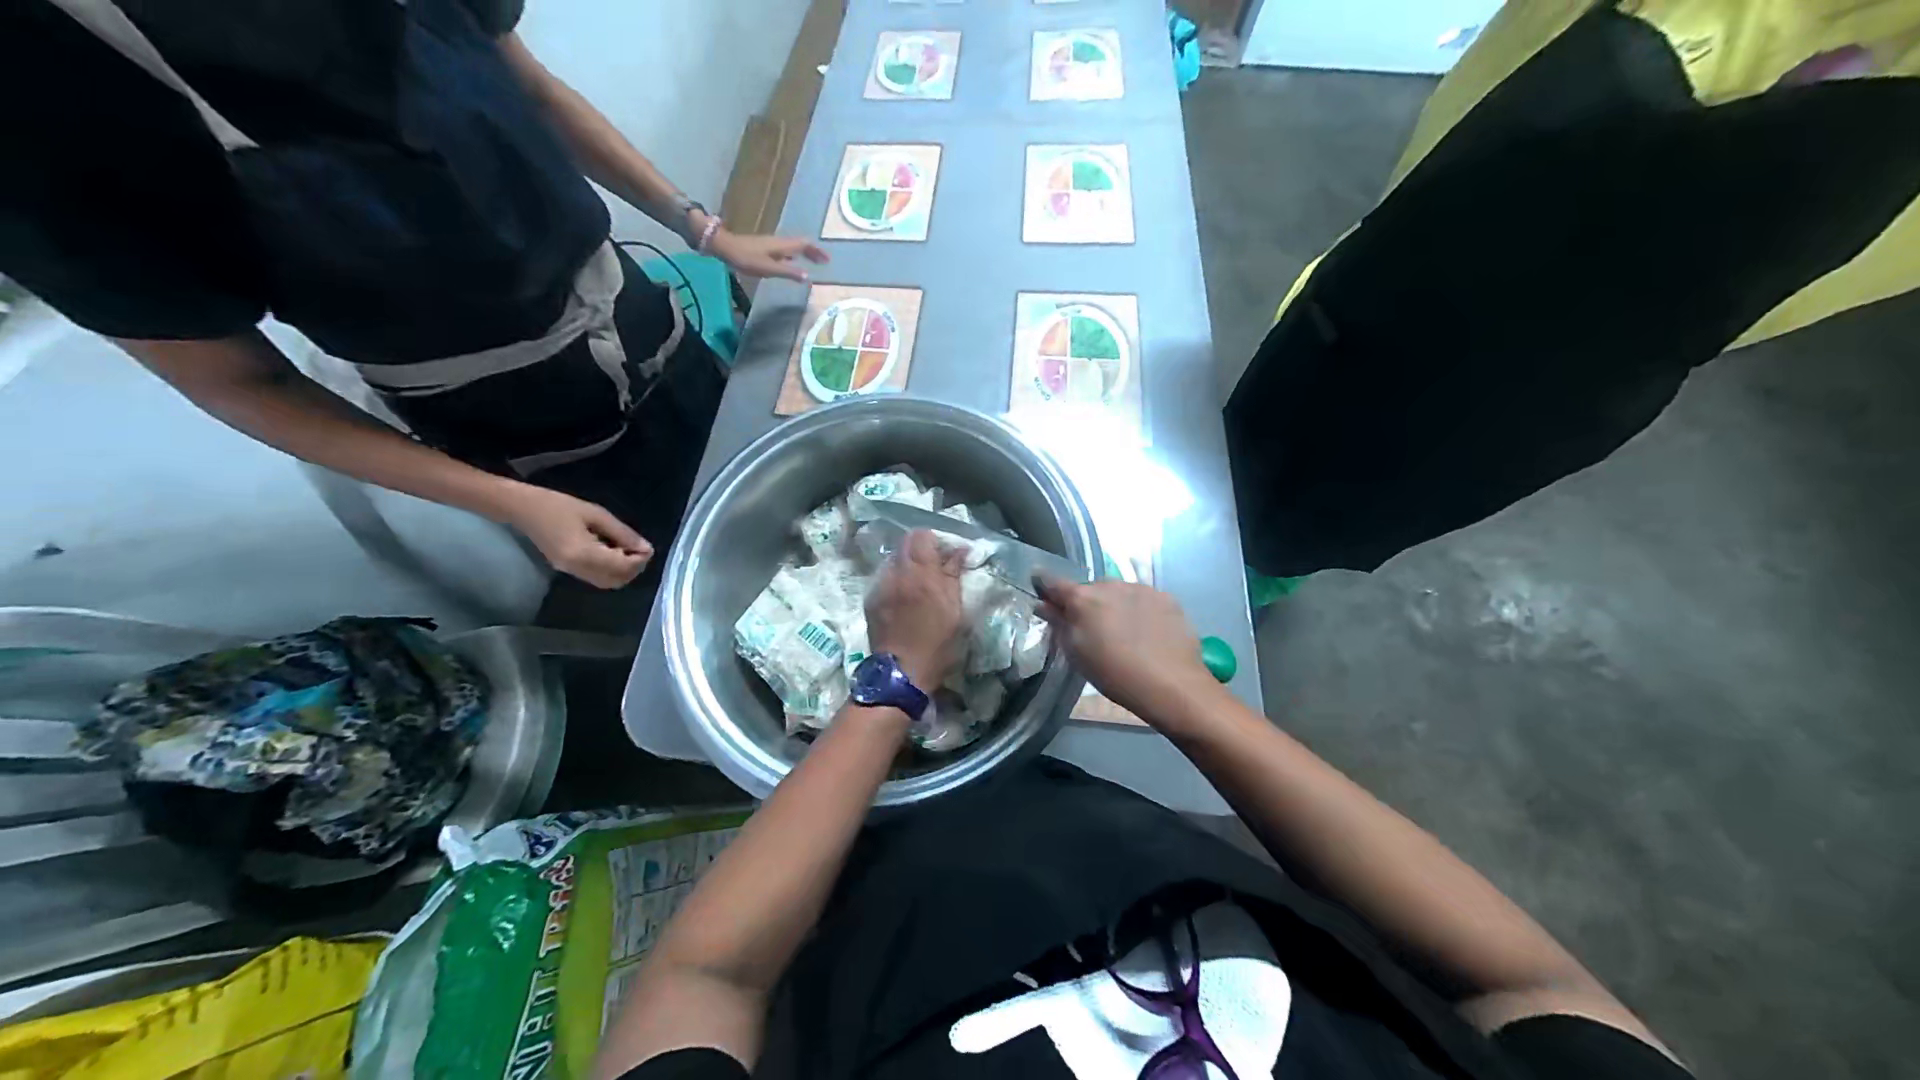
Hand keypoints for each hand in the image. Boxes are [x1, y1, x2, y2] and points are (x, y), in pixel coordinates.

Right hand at [501, 484, 653, 589]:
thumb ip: (622, 533)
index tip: (647, 547)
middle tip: (639, 549)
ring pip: (607, 583)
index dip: (639, 560)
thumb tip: (645, 548)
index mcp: (583, 554)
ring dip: (623, 570)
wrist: (522, 509)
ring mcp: (570, 572)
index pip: (621, 567)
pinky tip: (612, 552)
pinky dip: (611, 570)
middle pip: (616, 581)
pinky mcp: (567, 570)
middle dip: (634, 568)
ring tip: (626, 549)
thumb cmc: (559, 506)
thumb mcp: (596, 514)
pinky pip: (596, 578)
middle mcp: (576, 569)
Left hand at [706, 227, 829, 283]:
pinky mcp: (764, 248)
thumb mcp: (768, 269)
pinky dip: (794, 256)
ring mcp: (771, 245)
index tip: (827, 260)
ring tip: (812, 262)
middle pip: (800, 244)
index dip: (817, 251)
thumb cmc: (747, 258)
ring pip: (793, 247)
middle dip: (813, 252)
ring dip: (804, 254)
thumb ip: (788, 272)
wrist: (725, 247)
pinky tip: (792, 263)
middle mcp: (779, 242)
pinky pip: (785, 250)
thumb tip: (807, 277)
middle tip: (823, 262)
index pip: (805, 245)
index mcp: (782, 246)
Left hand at [866, 530, 967, 688]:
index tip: (944, 555)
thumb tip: (959, 550)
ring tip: (916, 585)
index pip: (921, 536)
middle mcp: (897, 574)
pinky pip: (883, 579)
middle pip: (905, 544)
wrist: (902, 673)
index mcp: (922, 574)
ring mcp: (880, 586)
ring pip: (893, 561)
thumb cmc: (937, 644)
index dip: (934, 542)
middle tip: (932, 568)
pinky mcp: (870, 600)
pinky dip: (895, 582)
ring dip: (906, 565)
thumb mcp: (955, 610)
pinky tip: (902, 600)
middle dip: (919, 550)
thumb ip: (954, 575)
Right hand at [1036, 580, 1218, 724]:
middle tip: (1090, 627)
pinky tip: (1146, 632)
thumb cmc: (1114, 673)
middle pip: (1089, 588)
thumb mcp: (1077, 654)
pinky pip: (1143, 599)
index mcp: (1083, 599)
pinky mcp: (1166, 598)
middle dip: (1086, 602)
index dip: (1044, 584)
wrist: (1172, 685)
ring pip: (1118, 592)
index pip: (1054, 583)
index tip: (1039, 587)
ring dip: (1114, 605)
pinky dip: (1139, 610)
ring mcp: (1141, 589)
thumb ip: (1059, 624)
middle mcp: (1111, 585)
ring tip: (1122, 632)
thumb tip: (1044, 605)